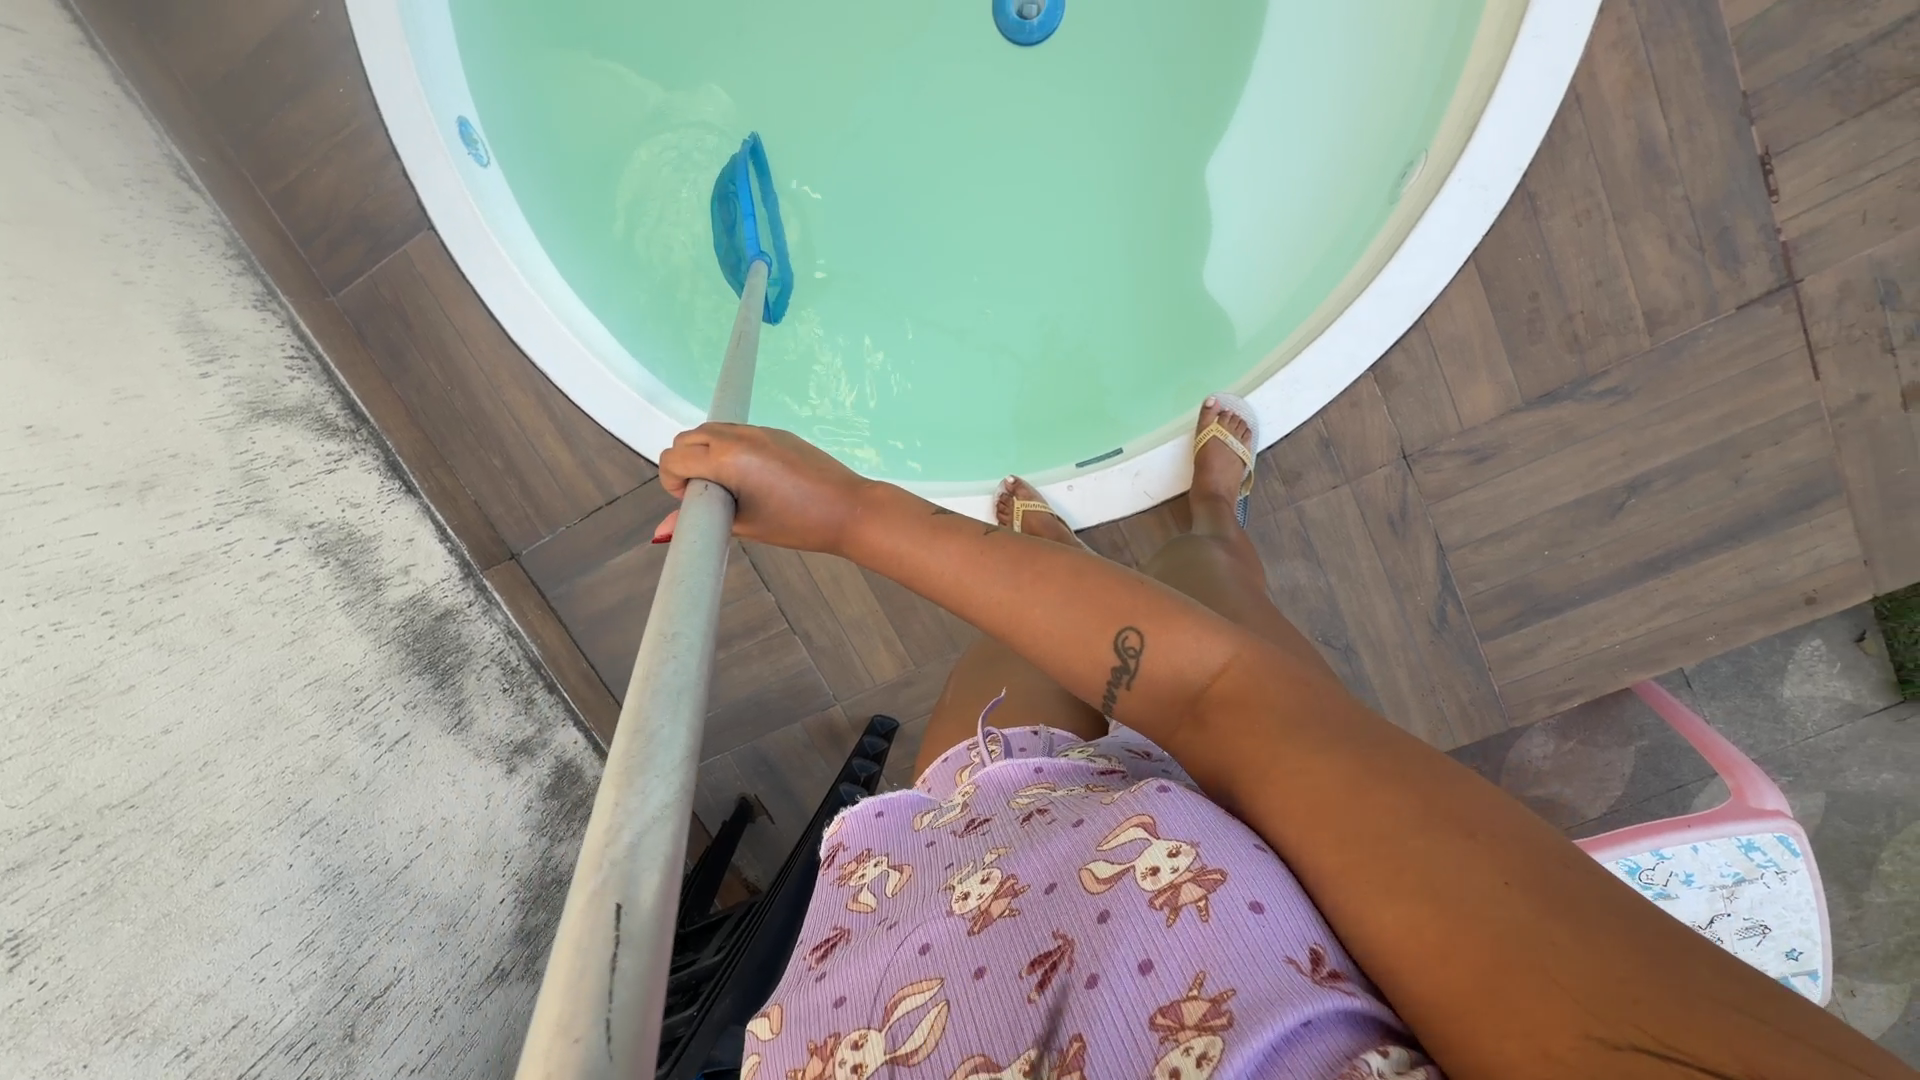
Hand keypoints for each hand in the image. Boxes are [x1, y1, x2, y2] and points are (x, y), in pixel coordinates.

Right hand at [655, 423, 874, 553]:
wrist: (848, 509)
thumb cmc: (799, 523)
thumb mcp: (745, 525)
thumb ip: (701, 521)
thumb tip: (662, 534)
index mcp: (726, 459)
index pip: (673, 458)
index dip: (673, 483)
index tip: (690, 502)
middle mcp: (739, 437)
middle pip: (688, 438)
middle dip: (686, 464)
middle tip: (706, 495)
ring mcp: (761, 431)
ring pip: (713, 431)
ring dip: (707, 453)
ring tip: (729, 487)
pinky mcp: (778, 432)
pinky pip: (740, 432)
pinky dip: (732, 449)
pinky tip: (752, 478)